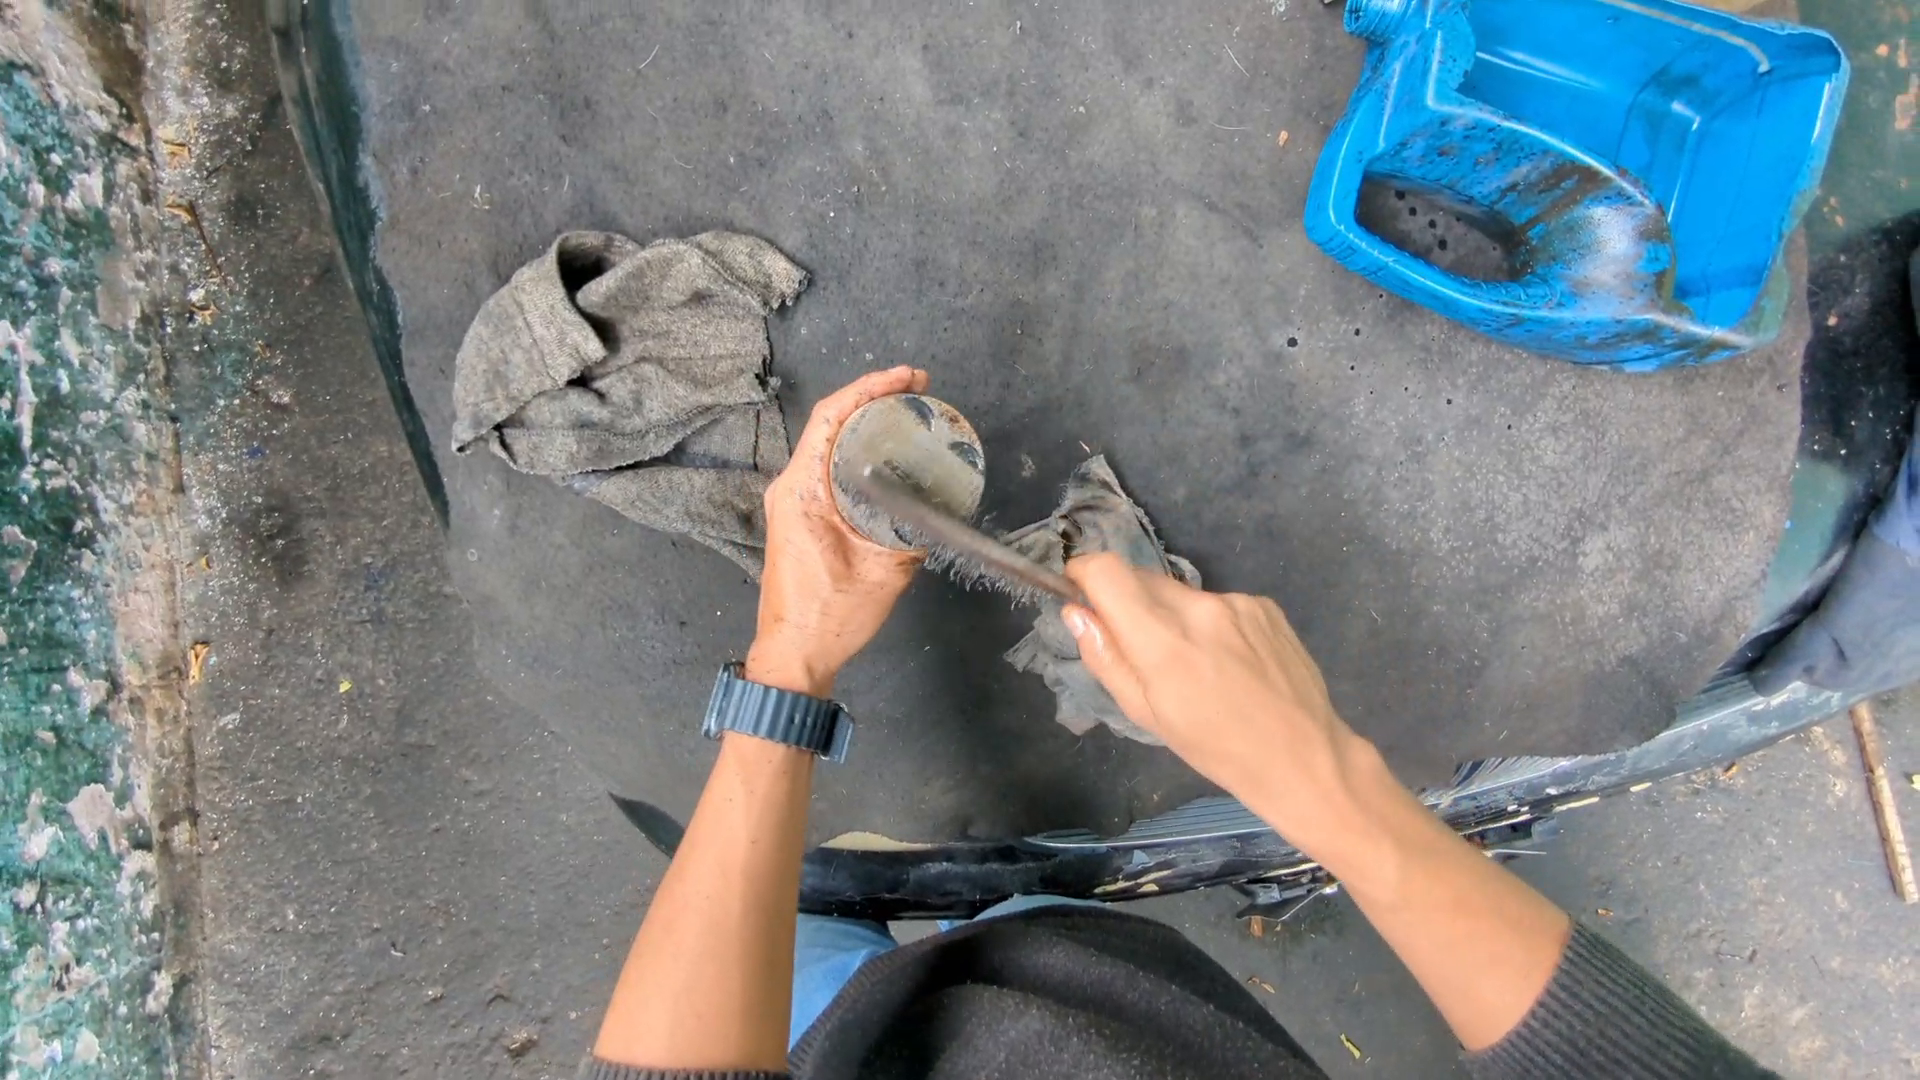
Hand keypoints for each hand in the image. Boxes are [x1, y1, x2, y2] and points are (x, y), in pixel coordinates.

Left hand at [746, 366, 930, 695]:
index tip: (909, 377)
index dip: (870, 387)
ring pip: (829, 445)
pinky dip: (858, 452)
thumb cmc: (831, 616)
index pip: (831, 418)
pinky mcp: (800, 516)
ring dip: (865, 424)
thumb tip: (938, 507)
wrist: (792, 656)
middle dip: (873, 399)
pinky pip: (829, 469)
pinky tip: (888, 455)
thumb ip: (910, 533)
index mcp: (802, 491)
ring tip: (908, 414)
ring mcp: (792, 501)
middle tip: (917, 392)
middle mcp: (790, 487)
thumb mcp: (883, 573)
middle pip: (829, 424)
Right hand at [1061, 553, 1379, 851]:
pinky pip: (1216, 603)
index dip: (1084, 572)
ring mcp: (1236, 602)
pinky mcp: (1263, 604)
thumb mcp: (1146, 714)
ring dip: (1171, 615)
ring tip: (1196, 662)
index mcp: (1163, 642)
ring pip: (1179, 593)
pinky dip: (1209, 623)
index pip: (1108, 572)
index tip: (1079, 588)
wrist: (1304, 757)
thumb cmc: (1215, 748)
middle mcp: (1198, 608)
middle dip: (1126, 601)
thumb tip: (1076, 612)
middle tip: (1139, 645)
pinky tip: (1230, 659)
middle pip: (1140, 578)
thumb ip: (1105, 657)